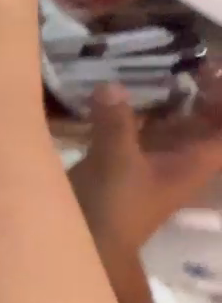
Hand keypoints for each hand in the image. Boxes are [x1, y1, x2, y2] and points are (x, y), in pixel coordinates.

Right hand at [71, 84, 221, 253]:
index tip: (211, 68)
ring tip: (151, 71)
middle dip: (202, 93)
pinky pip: (137, 130)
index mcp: (197, 159)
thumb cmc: (116, 204)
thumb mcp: (116, 163)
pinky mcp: (122, 161)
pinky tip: (115, 97)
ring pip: (170, 124)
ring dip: (166, 101)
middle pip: (204, 120)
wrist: (92, 240)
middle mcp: (182, 156)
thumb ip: (115, 124)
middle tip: (185, 62)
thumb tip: (113, 84)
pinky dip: (132, 113)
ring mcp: (151, 159)